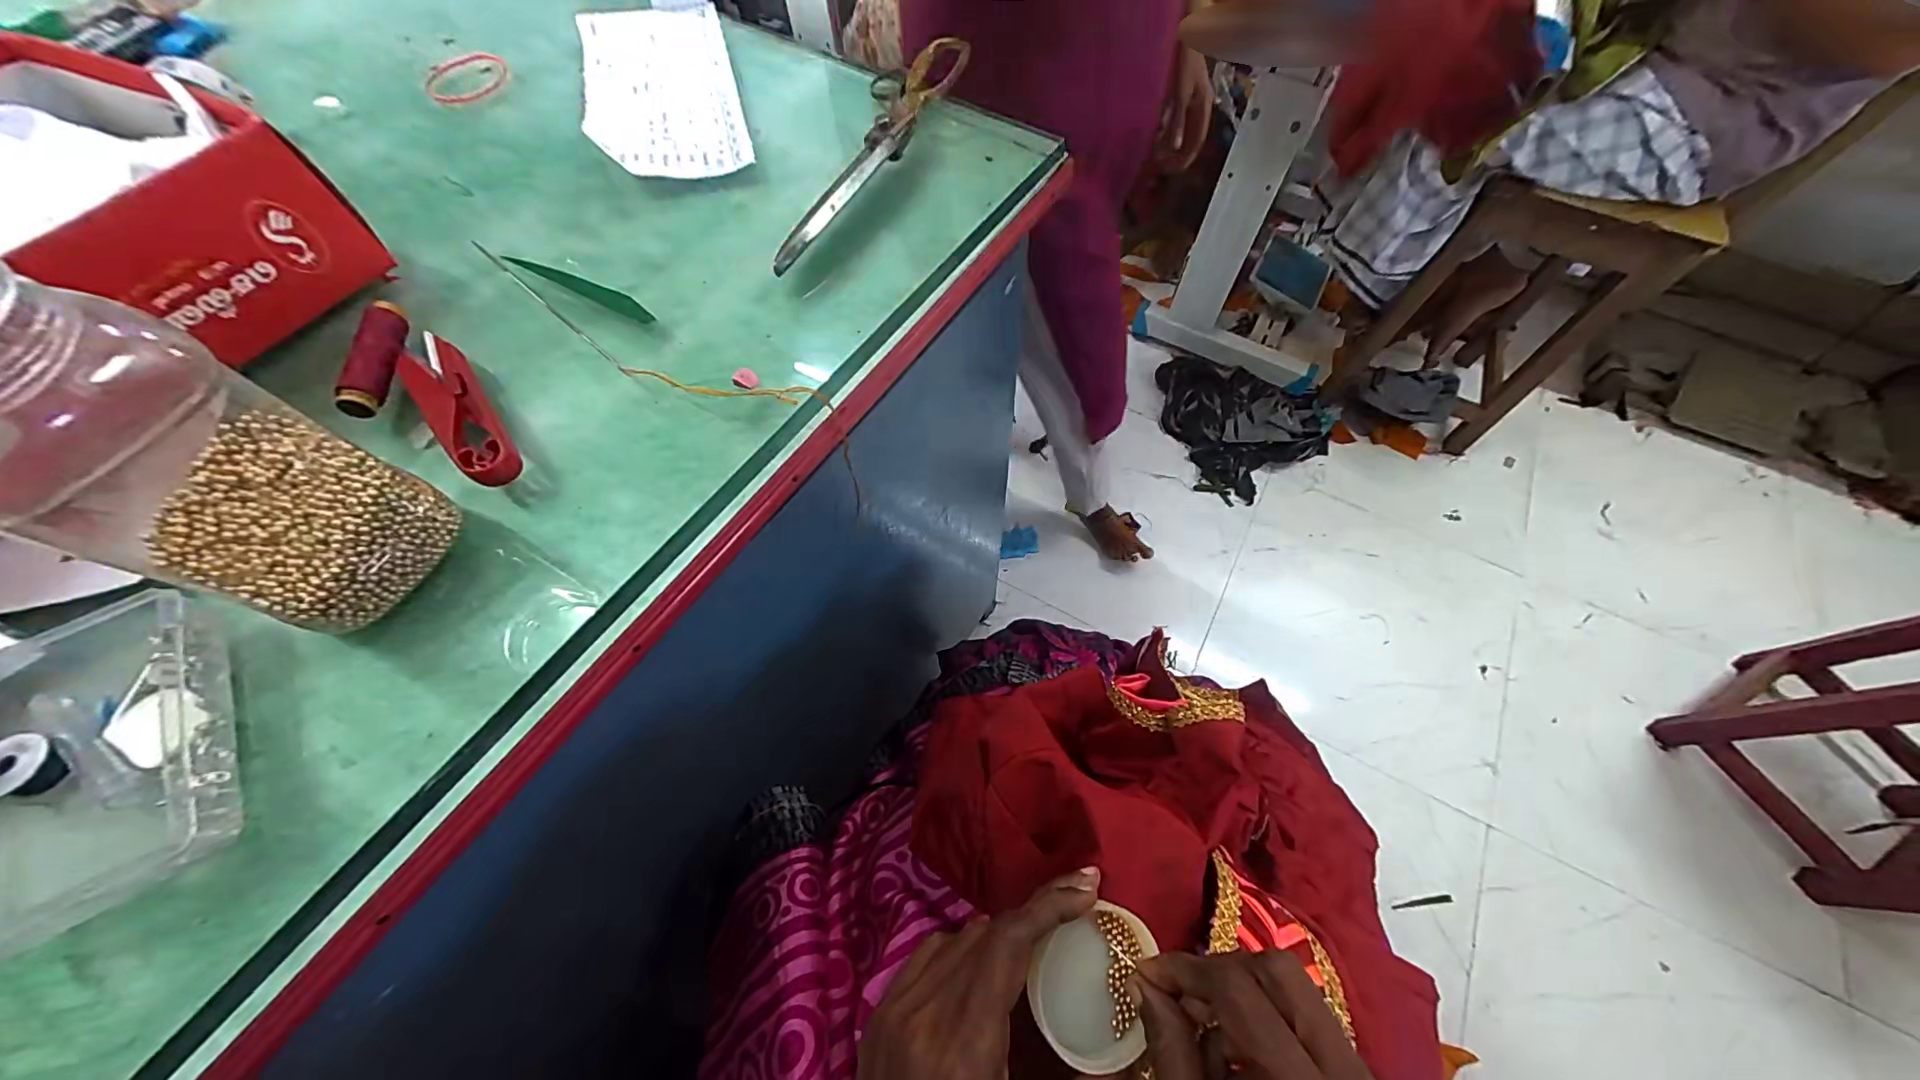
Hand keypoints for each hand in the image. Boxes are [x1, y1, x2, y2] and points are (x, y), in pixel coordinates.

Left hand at [857, 867, 1100, 1079]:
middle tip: (1072, 906)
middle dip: (1034, 916)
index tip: (1086, 885)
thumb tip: (1113, 1031)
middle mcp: (924, 1014)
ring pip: (957, 938)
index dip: (1049, 905)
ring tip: (1033, 940)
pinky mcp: (878, 1016)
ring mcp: (894, 1011)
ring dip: (998, 935)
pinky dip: (961, 950)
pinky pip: (927, 955)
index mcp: (965, 1044)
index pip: (1008, 943)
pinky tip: (979, 964)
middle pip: (986, 934)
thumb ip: (1060, 1068)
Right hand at [1134, 950, 1374, 1079]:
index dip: (1184, 970)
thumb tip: (1146, 986)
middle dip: (1219, 972)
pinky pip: (1311, 1028)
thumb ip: (1173, 1052)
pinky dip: (1267, 1028)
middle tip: (1178, 994)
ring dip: (1242, 1000)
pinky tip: (1239, 1065)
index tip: (1147, 974)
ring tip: (1207, 1042)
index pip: (1240, 990)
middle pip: (1279, 974)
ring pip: (1298, 996)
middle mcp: (1346, 1076)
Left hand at [1158, 47, 1213, 171]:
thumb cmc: (1185, 63)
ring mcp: (1189, 102)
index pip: (1196, 141)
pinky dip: (1164, 131)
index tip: (1172, 171)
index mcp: (1203, 108)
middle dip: (1176, 154)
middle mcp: (1198, 108)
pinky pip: (1172, 121)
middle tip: (1160, 166)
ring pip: (1180, 130)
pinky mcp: (1179, 97)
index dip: (1185, 158)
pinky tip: (1154, 135)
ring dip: (1168, 143)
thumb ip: (1177, 121)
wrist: (1185, 37)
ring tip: (1155, 153)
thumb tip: (1173, 149)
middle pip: (1188, 138)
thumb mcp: (1180, 94)